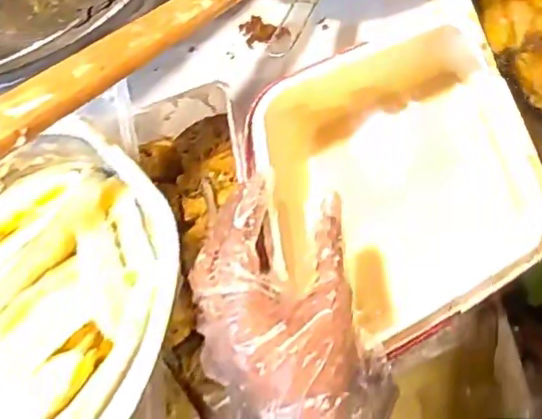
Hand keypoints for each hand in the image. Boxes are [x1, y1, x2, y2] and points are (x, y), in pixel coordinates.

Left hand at [188, 178, 392, 418]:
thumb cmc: (318, 365)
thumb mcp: (330, 300)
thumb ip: (327, 246)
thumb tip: (328, 201)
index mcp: (236, 304)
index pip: (233, 240)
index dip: (246, 204)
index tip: (262, 177)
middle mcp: (217, 319)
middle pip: (211, 257)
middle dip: (228, 219)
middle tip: (252, 191)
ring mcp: (219, 337)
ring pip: (210, 278)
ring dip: (228, 242)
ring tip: (251, 215)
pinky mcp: (229, 347)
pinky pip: (220, 296)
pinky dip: (233, 267)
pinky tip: (255, 258)